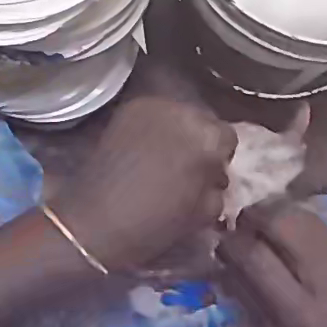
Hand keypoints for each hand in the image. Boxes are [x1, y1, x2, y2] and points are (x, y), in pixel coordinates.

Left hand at [48, 97, 237, 272]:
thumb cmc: (157, 221)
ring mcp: (152, 105)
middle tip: (186, 164)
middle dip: (198, 138)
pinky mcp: (127, 107)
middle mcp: (183, 111)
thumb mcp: (204, 211)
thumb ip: (217, 185)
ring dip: (176, 129)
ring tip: (162, 155)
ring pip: (177, 112)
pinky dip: (153, 125)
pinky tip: (143, 147)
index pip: (227, 137)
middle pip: (202, 119)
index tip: (208, 173)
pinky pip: (152, 112)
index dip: (219, 157)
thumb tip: (215, 175)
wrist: (99, 216)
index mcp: (208, 138)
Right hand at [217, 202, 326, 326]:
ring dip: (275, 217)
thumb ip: (247, 299)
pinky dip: (296, 228)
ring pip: (304, 216)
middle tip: (239, 232)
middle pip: (286, 221)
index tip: (218, 244)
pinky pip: (321, 229)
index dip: (231, 243)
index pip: (258, 257)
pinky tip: (287, 245)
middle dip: (253, 218)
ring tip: (261, 234)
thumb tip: (222, 250)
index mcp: (309, 323)